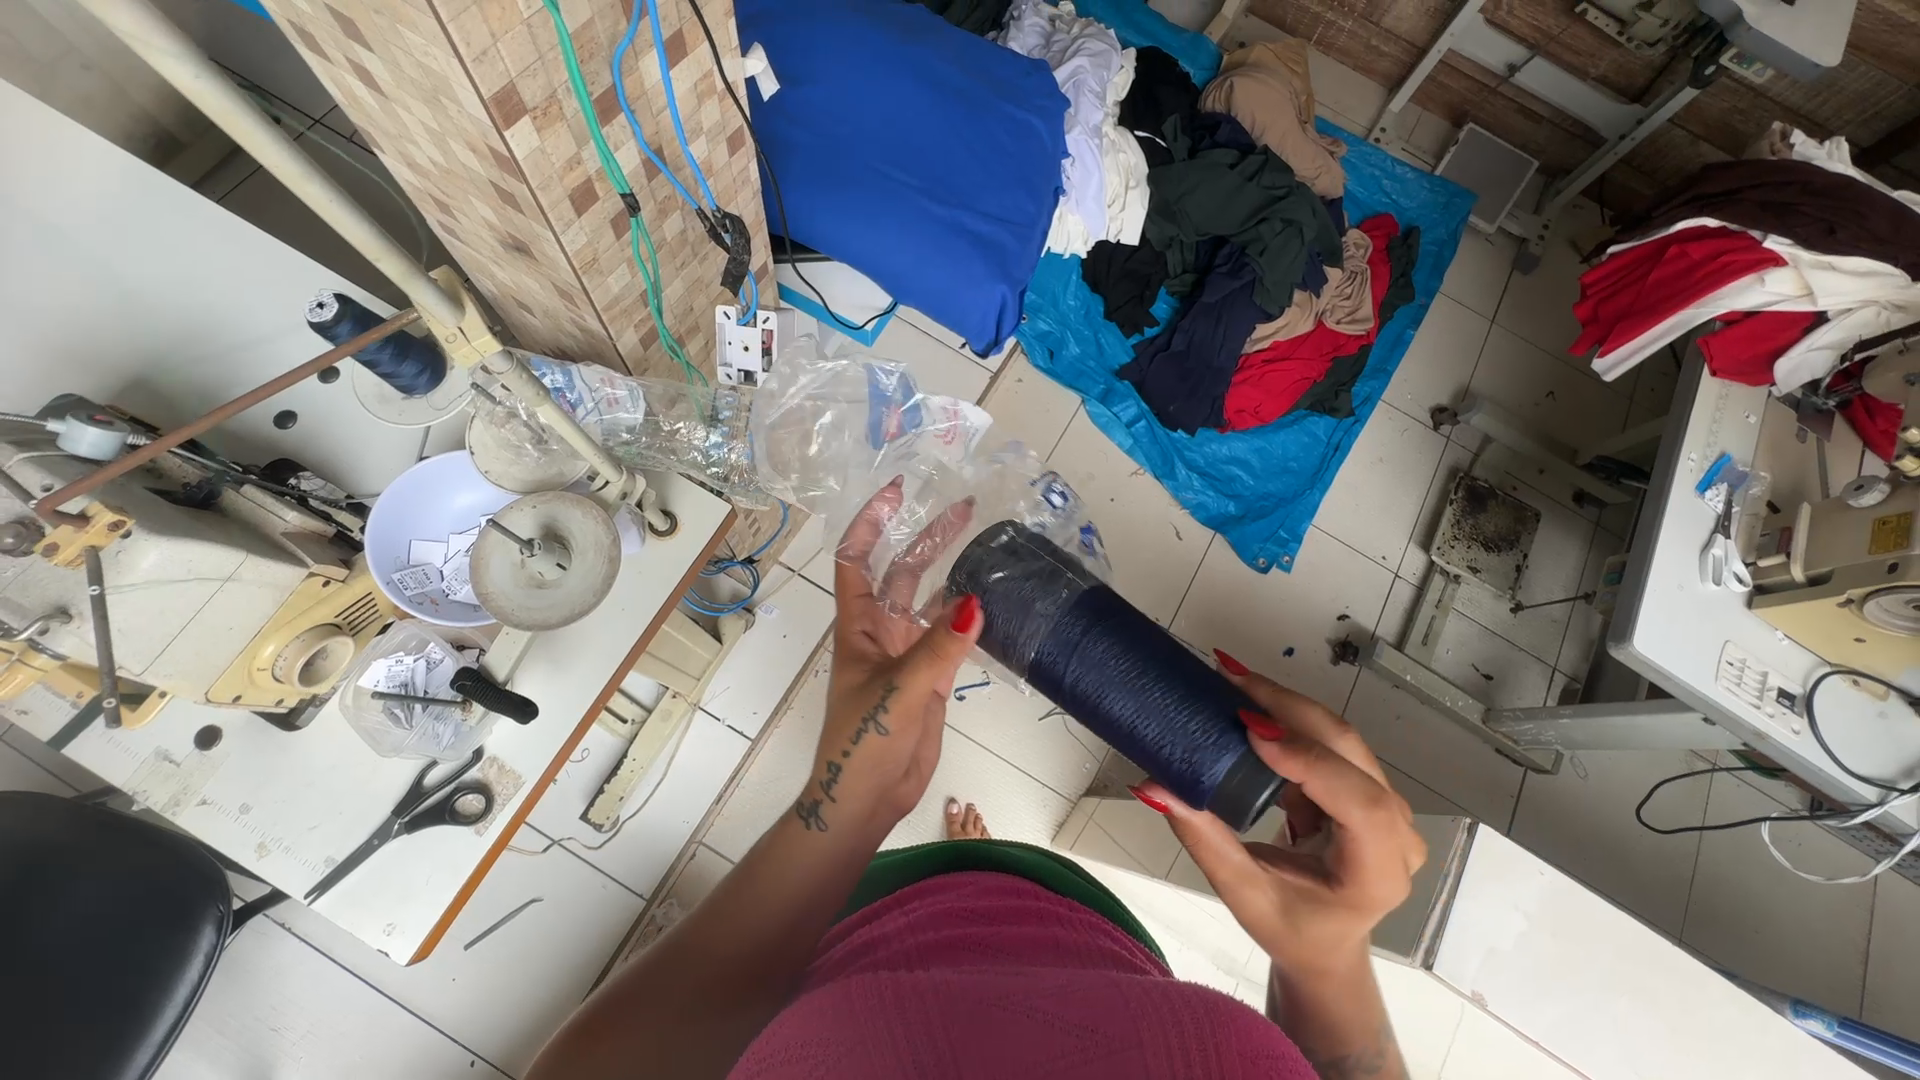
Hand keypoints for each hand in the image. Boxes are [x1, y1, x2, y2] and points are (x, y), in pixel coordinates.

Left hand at [790, 479, 982, 837]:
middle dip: (927, 538)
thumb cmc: (863, 740)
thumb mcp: (900, 691)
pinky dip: (968, 616)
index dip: (871, 523)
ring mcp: (907, 652)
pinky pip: (950, 634)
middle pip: (903, 571)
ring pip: (930, 600)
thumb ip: (938, 649)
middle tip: (965, 507)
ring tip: (985, 543)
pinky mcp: (930, 676)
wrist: (868, 796)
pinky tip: (991, 598)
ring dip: (951, 571)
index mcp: (858, 625)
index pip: (856, 559)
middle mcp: (882, 630)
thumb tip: (976, 602)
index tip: (897, 492)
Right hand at [1136, 656, 1425, 977]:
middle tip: (1232, 678)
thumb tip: (1153, 785)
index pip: (1360, 805)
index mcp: (1377, 871)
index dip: (1310, 761)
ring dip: (1287, 705)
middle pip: (1350, 752)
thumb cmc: (1290, 927)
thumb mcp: (1243, 892)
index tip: (1251, 728)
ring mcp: (1387, 805)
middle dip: (1290, 709)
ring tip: (1235, 681)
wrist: (1324, 944)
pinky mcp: (1365, 787)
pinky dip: (1289, 717)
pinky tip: (1251, 701)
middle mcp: (1396, 832)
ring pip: (1340, 737)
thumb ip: (1204, 839)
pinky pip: (1329, 741)